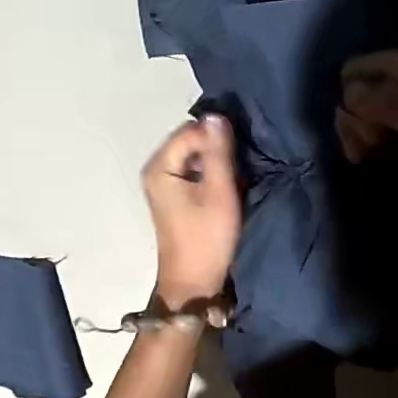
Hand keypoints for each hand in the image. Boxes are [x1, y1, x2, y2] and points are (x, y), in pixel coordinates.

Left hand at [142, 115, 239, 312]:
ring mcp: (163, 183)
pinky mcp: (174, 194)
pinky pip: (194, 169)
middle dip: (216, 146)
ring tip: (237, 173)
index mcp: (160, 167)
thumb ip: (218, 152)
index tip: (240, 153)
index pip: (192, 131)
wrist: (195, 282)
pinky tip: (227, 184)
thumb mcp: (219, 192)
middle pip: (190, 140)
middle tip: (241, 163)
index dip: (217, 137)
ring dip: (216, 160)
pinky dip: (211, 172)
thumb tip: (216, 115)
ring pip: (194, 155)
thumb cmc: (207, 238)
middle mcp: (156, 169)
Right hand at [337, 43, 397, 172]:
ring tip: (382, 159)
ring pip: (386, 100)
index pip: (358, 73)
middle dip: (360, 120)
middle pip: (369, 85)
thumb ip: (393, 107)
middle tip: (370, 158)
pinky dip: (397, 131)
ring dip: (376, 129)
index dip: (351, 108)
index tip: (367, 146)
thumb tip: (347, 94)